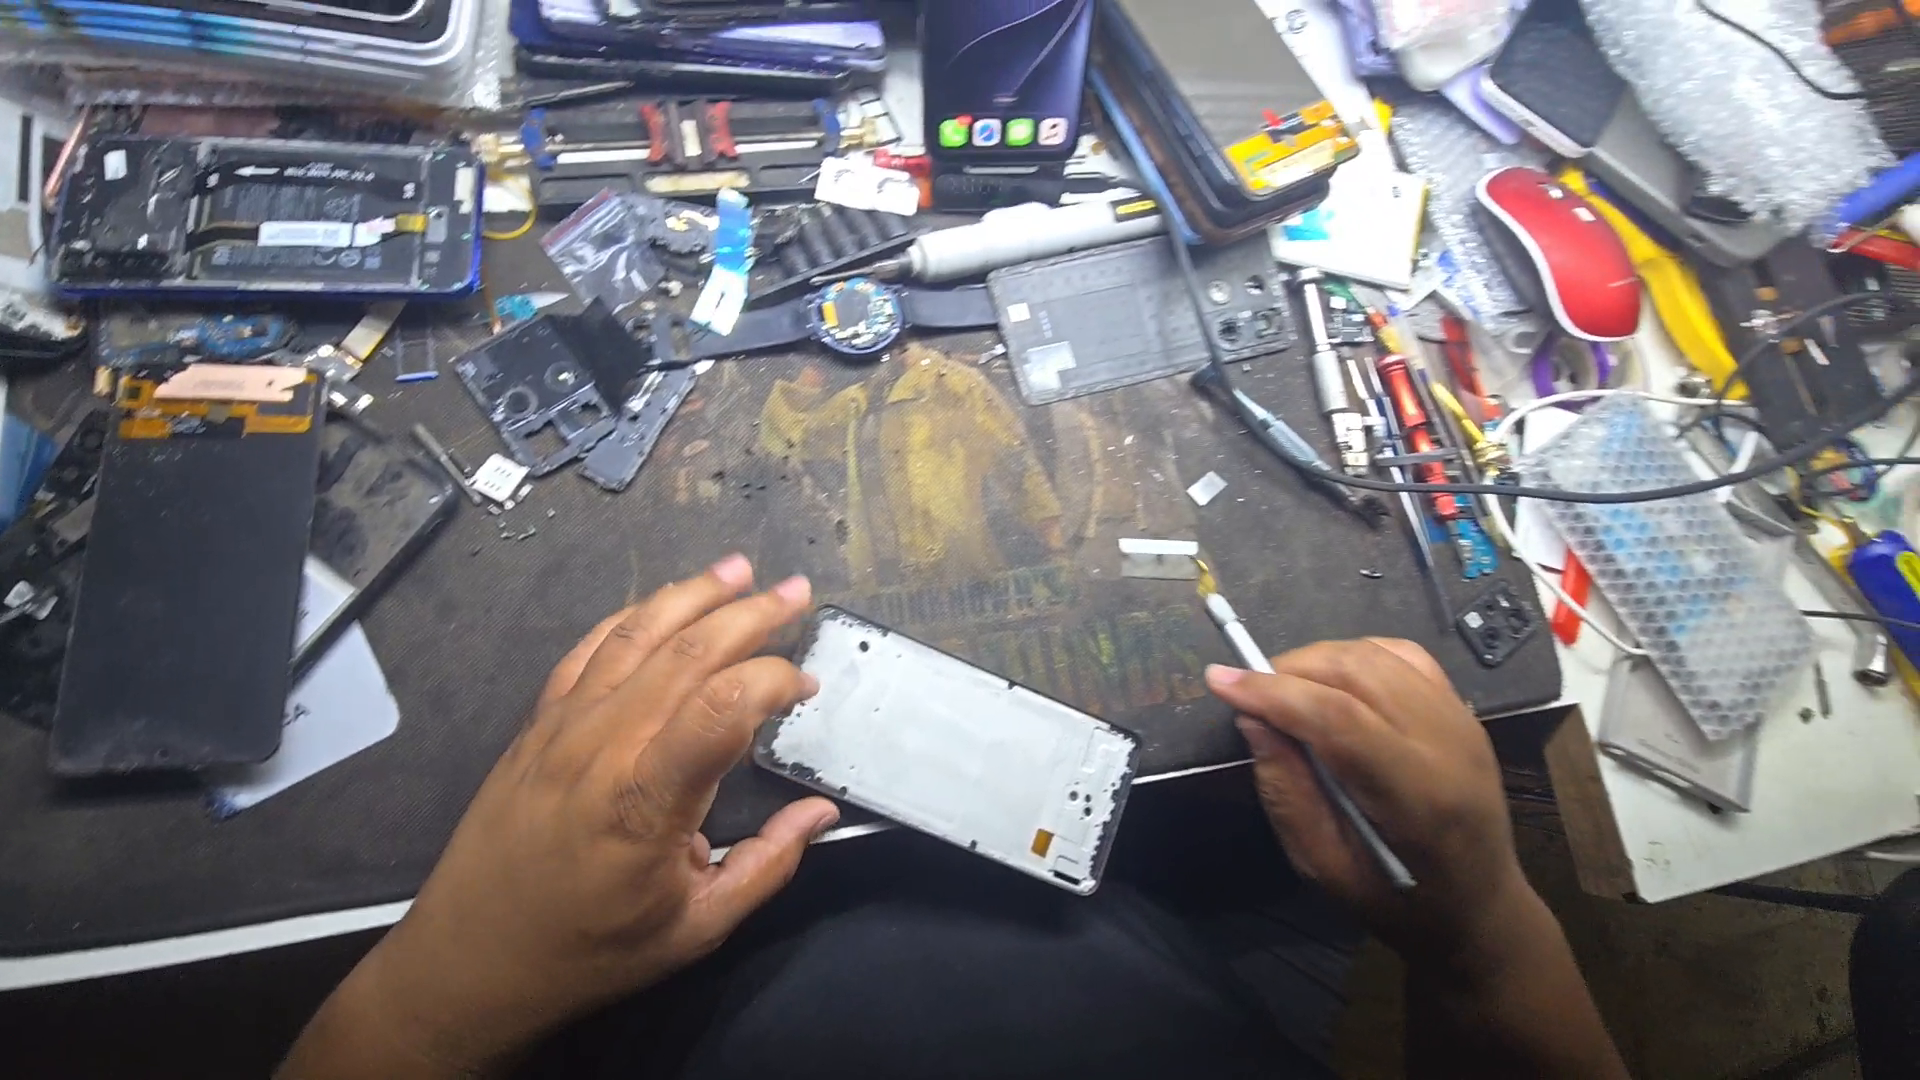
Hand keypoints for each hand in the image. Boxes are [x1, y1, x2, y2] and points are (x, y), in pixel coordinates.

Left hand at [283, 556, 838, 1077]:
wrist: (465, 964)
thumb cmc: (590, 949)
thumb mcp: (696, 927)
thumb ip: (768, 865)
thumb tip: (824, 813)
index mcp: (647, 801)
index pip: (723, 706)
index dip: (775, 679)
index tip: (807, 689)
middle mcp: (604, 745)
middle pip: (688, 652)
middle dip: (752, 614)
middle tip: (797, 592)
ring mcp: (565, 724)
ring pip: (638, 634)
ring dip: (694, 594)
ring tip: (739, 568)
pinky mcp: (539, 720)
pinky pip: (590, 648)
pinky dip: (634, 615)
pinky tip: (665, 602)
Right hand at [1206, 639, 1530, 960]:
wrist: (1480, 907)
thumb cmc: (1395, 898)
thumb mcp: (1323, 865)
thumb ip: (1285, 791)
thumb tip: (1251, 719)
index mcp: (1416, 795)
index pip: (1337, 717)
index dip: (1271, 691)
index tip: (1217, 680)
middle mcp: (1445, 744)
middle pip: (1354, 671)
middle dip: (1286, 670)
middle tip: (1249, 692)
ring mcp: (1459, 719)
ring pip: (1373, 653)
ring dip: (1315, 659)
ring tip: (1284, 688)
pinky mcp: (1459, 707)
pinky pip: (1400, 654)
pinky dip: (1353, 654)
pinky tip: (1331, 679)